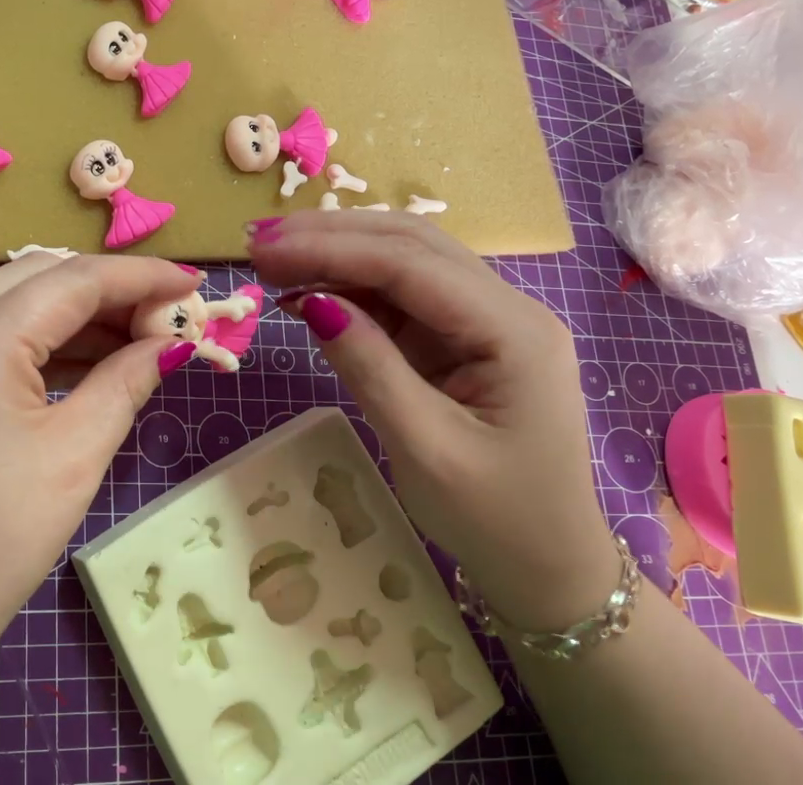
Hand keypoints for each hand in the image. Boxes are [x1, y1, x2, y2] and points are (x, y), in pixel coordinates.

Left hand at [0, 253, 199, 726]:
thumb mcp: (73, 458)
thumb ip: (125, 381)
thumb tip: (169, 342)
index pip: (72, 279)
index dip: (141, 277)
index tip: (193, 285)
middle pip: (37, 277)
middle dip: (106, 290)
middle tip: (166, 320)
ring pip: (6, 300)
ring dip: (70, 313)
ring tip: (135, 340)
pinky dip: (31, 338)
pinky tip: (79, 361)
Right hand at [249, 212, 621, 632]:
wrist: (545, 567)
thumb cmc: (495, 517)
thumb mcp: (425, 446)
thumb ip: (369, 366)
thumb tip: (309, 301)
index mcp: (513, 331)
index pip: (410, 264)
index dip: (330, 248)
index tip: (262, 250)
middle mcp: (504, 309)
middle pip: (410, 244)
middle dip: (330, 235)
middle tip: (257, 241)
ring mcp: (481, 322)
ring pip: (402, 262)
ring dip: (335, 254)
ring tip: (270, 259)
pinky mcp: (457, 341)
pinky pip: (397, 297)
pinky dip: (347, 287)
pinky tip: (305, 290)